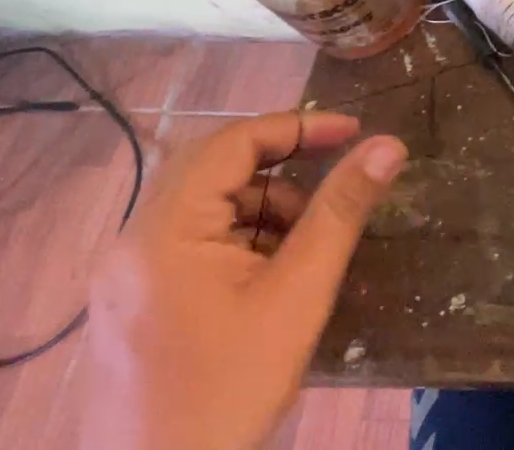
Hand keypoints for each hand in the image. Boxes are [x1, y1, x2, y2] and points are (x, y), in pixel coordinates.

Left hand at [80, 111, 407, 449]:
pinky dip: (241, 240)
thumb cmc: (232, 387)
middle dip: (283, 166)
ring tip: (309, 246)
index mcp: (163, 233)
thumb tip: (388, 145)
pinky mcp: (132, 306)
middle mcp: (132, 244)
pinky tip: (274, 278)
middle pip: (213, 169)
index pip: (231, 144)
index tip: (355, 133)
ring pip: (205, 208)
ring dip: (264, 207)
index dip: (298, 127)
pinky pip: (192, 243)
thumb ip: (342, 209)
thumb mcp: (300, 292)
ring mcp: (125, 278)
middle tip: (338, 175)